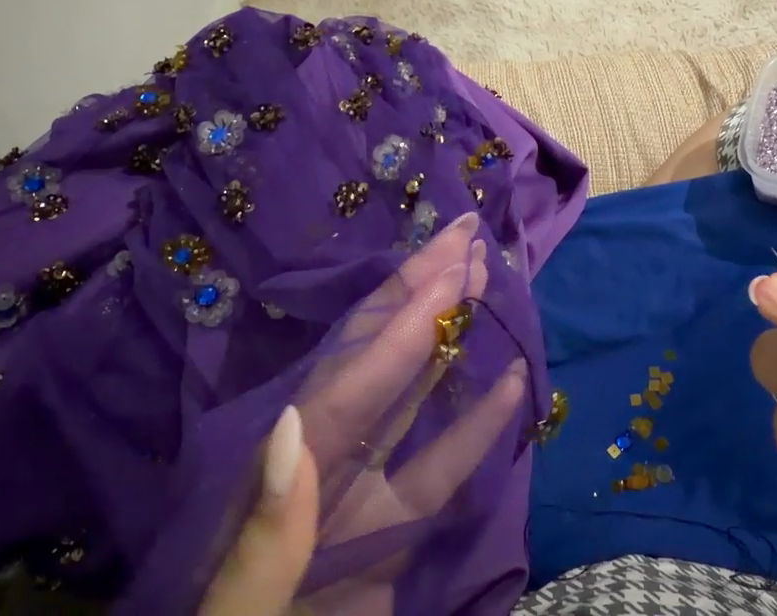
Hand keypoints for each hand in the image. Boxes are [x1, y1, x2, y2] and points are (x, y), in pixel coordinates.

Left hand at [197, 213, 527, 615]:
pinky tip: (511, 383)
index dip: (396, 332)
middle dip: (419, 302)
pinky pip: (440, 472)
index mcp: (277, 487)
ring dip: (451, 343)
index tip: (441, 275)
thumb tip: (294, 427)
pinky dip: (477, 429)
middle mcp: (320, 471)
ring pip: (412, 405)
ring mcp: (358, 500)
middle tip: (465, 238)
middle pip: (376, 371)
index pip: (345, 393)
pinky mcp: (390, 538)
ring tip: (486, 282)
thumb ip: (266, 537)